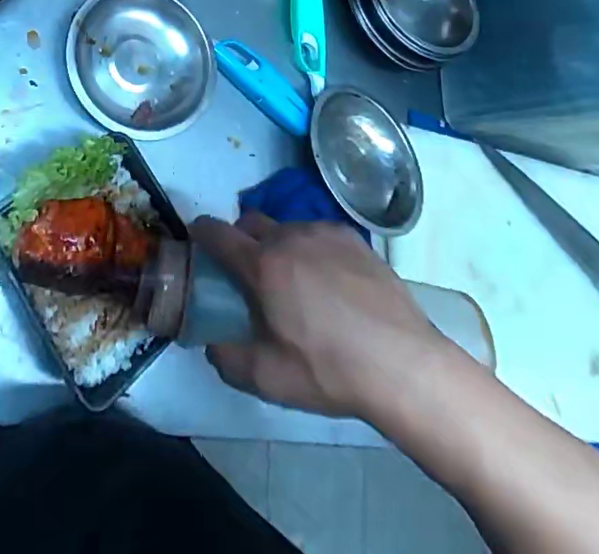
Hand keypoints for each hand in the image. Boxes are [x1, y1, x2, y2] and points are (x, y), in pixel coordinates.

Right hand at [191, 212, 452, 417]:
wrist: (402, 364)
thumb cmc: (328, 370)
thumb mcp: (265, 378)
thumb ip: (226, 358)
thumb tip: (214, 343)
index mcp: (262, 265)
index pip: (217, 233)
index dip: (200, 232)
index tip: (196, 238)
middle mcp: (290, 237)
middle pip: (250, 221)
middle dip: (239, 237)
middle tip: (247, 270)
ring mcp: (326, 234)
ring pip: (287, 227)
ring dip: (278, 244)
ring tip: (294, 280)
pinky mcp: (355, 240)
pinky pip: (319, 234)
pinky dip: (311, 248)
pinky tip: (329, 281)